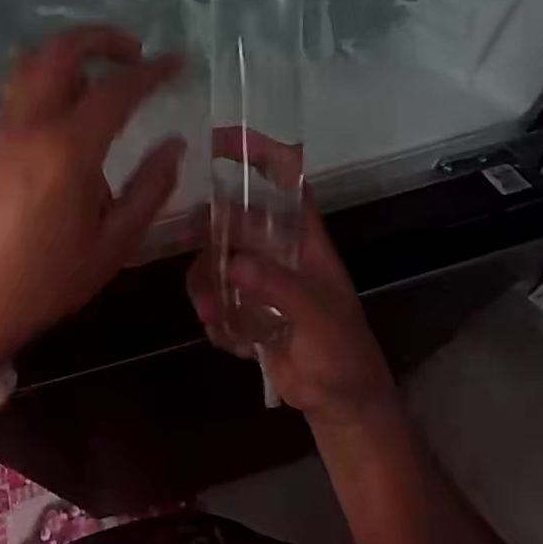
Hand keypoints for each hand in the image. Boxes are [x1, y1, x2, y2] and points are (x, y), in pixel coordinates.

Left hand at [0, 25, 184, 372]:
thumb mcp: (117, 242)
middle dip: (101, 38)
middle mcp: (30, 126)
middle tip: (135, 52)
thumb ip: (151, 187)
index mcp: (68, 149)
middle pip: (60, 51)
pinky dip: (48, 77)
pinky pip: (19, 89)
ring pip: (33, 64)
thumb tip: (174, 144)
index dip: (152, 70)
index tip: (178, 62)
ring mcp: (3, 131)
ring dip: (70, 54)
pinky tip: (71, 107)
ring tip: (104, 74)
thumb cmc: (52, 279)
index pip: (116, 89)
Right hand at [188, 129, 398, 425]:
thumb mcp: (319, 319)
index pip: (286, 180)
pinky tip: (230, 340)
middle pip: (232, 218)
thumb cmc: (342, 354)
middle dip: (210, 235)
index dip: (258, 152)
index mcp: (304, 239)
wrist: (341, 402)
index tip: (218, 141)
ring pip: (214, 260)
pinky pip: (213, 296)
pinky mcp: (244, 308)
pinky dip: (213, 316)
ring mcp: (258, 280)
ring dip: (206, 286)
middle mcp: (277, 251)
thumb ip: (279, 288)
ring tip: (214, 317)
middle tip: (200, 255)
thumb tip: (233, 262)